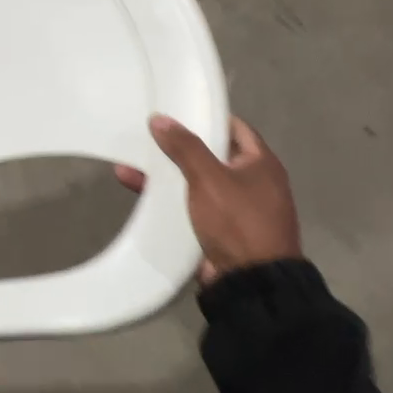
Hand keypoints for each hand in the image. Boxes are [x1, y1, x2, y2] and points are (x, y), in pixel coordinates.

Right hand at [115, 115, 301, 284]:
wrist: (251, 282)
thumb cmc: (238, 221)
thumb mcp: (209, 178)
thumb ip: (185, 147)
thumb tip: (160, 119)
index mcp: (262, 165)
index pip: (234, 128)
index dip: (207, 116)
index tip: (175, 109)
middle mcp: (252, 182)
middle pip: (211, 153)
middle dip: (178, 145)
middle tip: (147, 133)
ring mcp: (234, 206)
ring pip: (195, 179)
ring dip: (166, 172)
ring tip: (131, 160)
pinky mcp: (217, 227)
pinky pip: (188, 202)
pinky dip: (166, 195)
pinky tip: (135, 187)